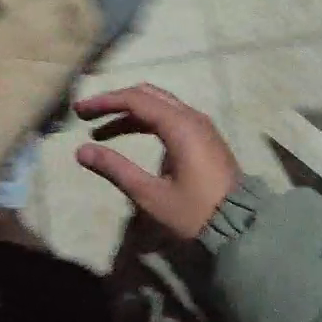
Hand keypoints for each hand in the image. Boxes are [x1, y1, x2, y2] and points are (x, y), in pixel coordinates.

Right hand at [73, 84, 240, 239]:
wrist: (242, 227)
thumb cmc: (195, 212)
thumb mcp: (151, 195)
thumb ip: (116, 169)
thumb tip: (81, 151)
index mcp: (180, 125)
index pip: (135, 99)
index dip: (104, 102)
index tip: (79, 111)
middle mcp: (191, 116)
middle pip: (147, 95)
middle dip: (115, 102)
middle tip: (87, 115)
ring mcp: (200, 125)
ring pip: (159, 104)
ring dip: (130, 112)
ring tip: (102, 131)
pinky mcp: (204, 136)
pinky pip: (170, 115)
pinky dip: (146, 120)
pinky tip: (130, 135)